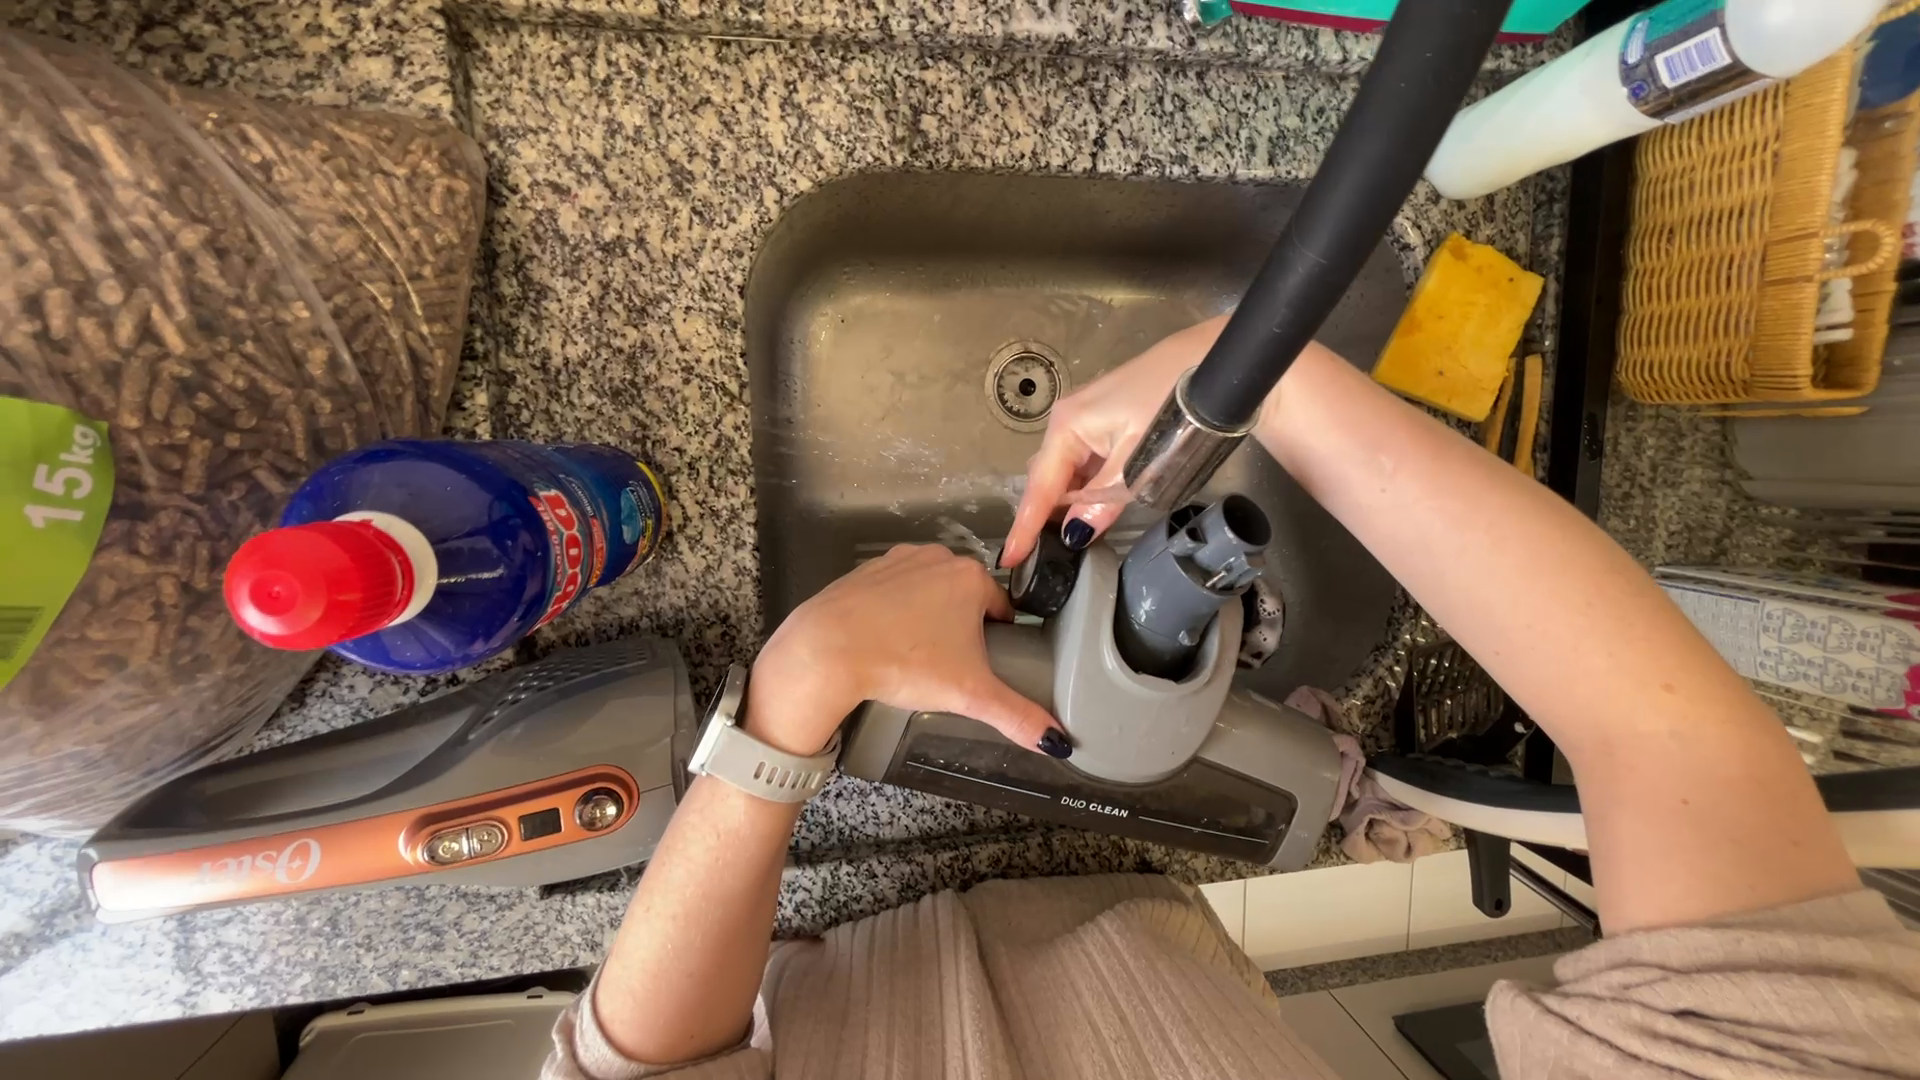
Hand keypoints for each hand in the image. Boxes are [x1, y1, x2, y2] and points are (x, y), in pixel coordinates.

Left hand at [748, 545, 1064, 757]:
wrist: (828, 649)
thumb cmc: (906, 663)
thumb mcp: (969, 694)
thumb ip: (1017, 715)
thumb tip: (1058, 743)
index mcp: (971, 578)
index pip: (1001, 607)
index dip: (996, 639)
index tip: (981, 663)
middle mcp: (939, 558)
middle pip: (965, 597)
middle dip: (961, 626)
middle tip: (946, 664)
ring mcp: (899, 559)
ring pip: (929, 590)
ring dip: (929, 615)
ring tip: (915, 652)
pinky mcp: (865, 569)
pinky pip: (894, 589)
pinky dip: (894, 609)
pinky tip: (885, 637)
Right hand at [1002, 316, 1229, 567]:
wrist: (1214, 363)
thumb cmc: (1173, 406)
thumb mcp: (1137, 462)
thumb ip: (1103, 501)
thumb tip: (1075, 534)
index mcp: (1066, 427)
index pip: (1039, 488)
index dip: (1025, 527)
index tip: (1009, 559)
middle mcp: (1067, 420)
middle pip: (1045, 478)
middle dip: (1041, 516)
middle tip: (1037, 556)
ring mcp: (1086, 418)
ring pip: (1065, 471)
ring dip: (1065, 502)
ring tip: (1062, 538)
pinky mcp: (1106, 419)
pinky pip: (1083, 461)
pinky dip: (1084, 486)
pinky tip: (1091, 505)